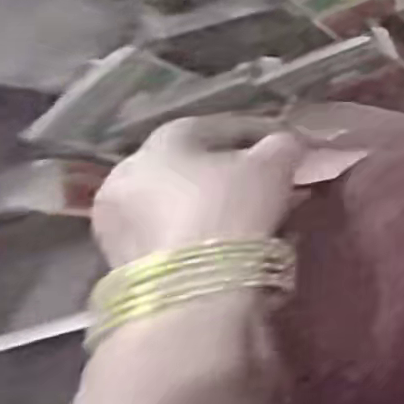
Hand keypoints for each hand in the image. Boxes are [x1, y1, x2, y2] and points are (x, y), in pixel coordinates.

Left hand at [92, 115, 306, 266]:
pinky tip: (226, 229)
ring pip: (177, 192)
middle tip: (271, 174)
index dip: (258, 130)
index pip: (216, 125)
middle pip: (191, 159)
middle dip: (232, 163)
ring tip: (253, 204)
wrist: (191, 279)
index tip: (289, 142)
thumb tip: (288, 144)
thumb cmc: (233, 205)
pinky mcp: (116, 249)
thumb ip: (286, 143)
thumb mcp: (277, 163)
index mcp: (162, 143)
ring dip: (213, 193)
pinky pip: (167, 221)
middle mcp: (126, 171)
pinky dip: (197, 218)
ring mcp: (114, 213)